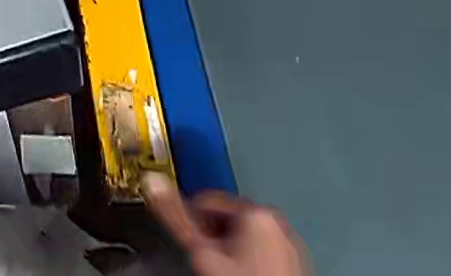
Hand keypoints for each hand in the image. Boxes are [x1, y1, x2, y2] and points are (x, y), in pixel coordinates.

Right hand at [144, 174, 310, 275]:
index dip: (192, 223)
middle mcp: (277, 224)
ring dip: (230, 253)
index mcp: (257, 212)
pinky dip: (249, 265)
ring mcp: (290, 248)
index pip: (206, 200)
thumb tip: (154, 184)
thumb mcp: (201, 252)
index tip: (191, 245)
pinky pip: (263, 256)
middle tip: (208, 264)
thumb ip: (176, 217)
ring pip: (244, 239)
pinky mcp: (296, 269)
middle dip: (212, 239)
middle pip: (225, 219)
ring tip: (224, 272)